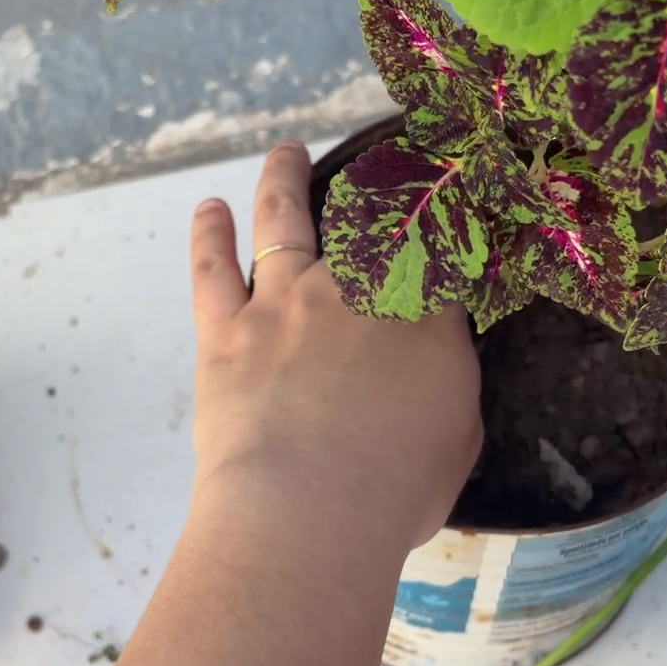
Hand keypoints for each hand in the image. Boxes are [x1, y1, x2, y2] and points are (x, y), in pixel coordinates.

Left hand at [186, 142, 481, 551]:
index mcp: (421, 316)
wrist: (306, 512)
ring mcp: (283, 302)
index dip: (444, 221)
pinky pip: (214, 269)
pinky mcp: (226, 329)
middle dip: (377, 185)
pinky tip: (210, 209)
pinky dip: (210, 234)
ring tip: (284, 153)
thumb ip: (444, 379)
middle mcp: (352, 290)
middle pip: (366, 216)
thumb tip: (431, 351)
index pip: (438, 251)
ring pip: (283, 220)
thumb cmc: (396, 487)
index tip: (446, 202)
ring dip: (284, 179)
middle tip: (378, 167)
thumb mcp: (456, 433)